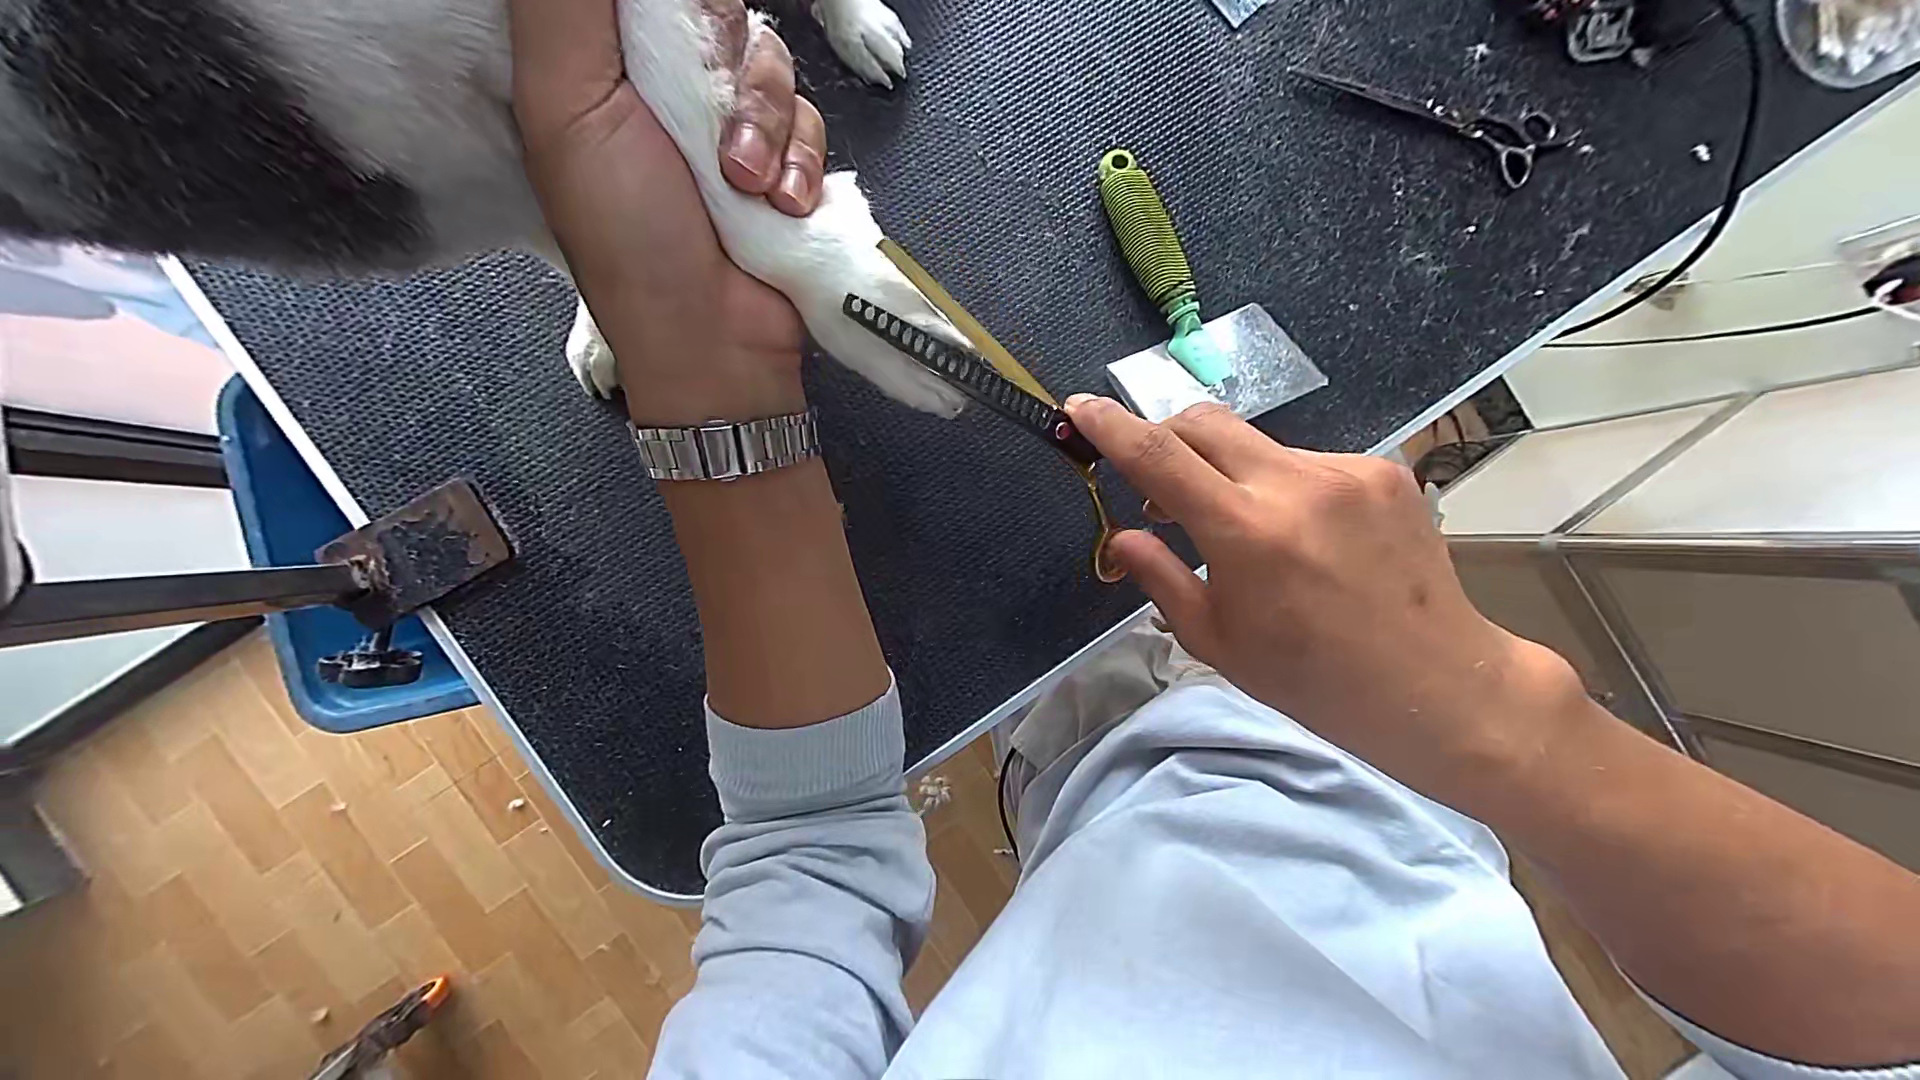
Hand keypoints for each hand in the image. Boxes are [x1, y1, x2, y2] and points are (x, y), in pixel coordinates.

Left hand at [509, 0, 825, 423]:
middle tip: (713, 134)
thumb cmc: (632, 238)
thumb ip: (567, 6)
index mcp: (606, 64)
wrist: (713, 340)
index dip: (675, 11)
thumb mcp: (567, 105)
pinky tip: (785, 206)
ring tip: (750, 190)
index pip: (655, 1)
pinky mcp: (790, 169)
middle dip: (727, 68)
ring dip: (767, 128)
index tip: (681, 44)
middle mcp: (674, 90)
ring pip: (773, 65)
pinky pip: (812, 125)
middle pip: (720, 14)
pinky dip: (803, 164)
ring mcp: (739, 132)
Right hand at [1064, 396, 1586, 799]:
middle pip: (1202, 422)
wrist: (1437, 684)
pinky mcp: (1382, 471)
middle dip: (1162, 437)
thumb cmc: (1309, 678)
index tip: (1079, 408)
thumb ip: (1159, 576)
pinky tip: (1296, 531)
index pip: (1159, 456)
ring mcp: (1346, 471)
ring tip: (1236, 526)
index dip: (1111, 426)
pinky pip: (1301, 460)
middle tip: (1156, 486)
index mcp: (1245, 534)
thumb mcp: (1214, 639)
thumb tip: (1119, 536)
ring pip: (1252, 443)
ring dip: (1222, 470)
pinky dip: (1274, 484)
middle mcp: (1295, 485)